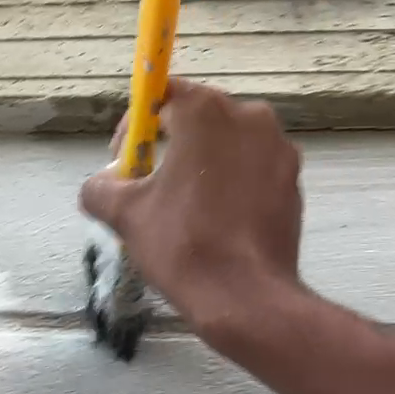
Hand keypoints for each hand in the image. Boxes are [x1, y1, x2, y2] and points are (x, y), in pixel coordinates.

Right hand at [80, 78, 305, 340]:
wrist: (244, 296)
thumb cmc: (181, 245)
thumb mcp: (124, 215)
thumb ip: (100, 187)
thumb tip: (100, 184)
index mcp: (205, 112)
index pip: (161, 98)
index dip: (135, 127)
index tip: (125, 162)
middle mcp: (249, 116)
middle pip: (198, 121)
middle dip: (170, 148)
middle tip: (150, 189)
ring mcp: (279, 148)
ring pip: (228, 147)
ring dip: (203, 168)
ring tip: (185, 211)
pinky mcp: (294, 181)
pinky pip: (253, 172)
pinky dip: (233, 187)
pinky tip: (218, 224)